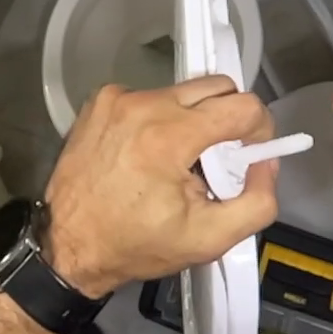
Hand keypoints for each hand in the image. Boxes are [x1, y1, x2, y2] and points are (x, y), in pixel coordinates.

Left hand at [44, 78, 278, 297]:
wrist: (66, 247)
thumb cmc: (136, 244)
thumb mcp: (209, 239)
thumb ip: (257, 202)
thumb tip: (266, 162)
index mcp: (171, 135)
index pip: (243, 106)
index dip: (259, 129)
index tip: (251, 152)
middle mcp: (145, 104)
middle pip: (218, 87)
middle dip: (229, 118)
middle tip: (220, 156)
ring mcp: (119, 97)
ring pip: (185, 90)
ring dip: (194, 117)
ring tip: (179, 158)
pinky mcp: (102, 99)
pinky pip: (152, 95)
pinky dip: (160, 117)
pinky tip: (147, 150)